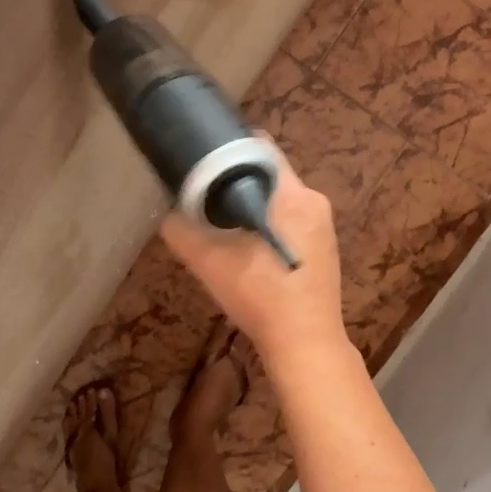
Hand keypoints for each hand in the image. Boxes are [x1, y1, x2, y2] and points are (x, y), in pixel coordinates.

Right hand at [161, 158, 350, 366]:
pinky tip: (247, 250)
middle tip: (205, 195)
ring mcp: (323, 228)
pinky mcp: (323, 251)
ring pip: (279, 202)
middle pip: (269, 176)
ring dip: (252, 207)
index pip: (261, 148)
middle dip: (237, 182)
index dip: (229, 146)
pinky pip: (290, 224)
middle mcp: (314, 202)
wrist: (304, 345)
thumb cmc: (260, 296)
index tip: (202, 156)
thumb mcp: (209, 261)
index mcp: (293, 194)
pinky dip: (267, 227)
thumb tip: (167, 212)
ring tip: (221, 224)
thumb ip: (182, 231)